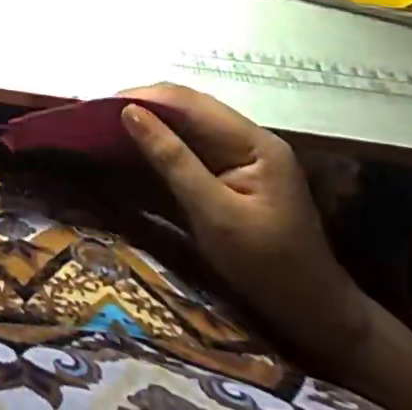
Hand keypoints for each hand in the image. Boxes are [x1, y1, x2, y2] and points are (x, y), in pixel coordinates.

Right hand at [119, 84, 370, 361]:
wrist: (314, 314)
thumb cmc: (267, 267)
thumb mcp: (215, 215)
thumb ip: (172, 160)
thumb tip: (130, 112)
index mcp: (255, 142)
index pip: (191, 103)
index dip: (145, 97)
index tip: (101, 104)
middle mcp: (250, 137)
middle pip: (189, 105)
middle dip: (144, 103)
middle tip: (98, 112)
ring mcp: (244, 153)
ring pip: (188, 120)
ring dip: (150, 118)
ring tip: (108, 122)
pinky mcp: (234, 169)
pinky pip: (192, 141)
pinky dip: (162, 138)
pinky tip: (137, 141)